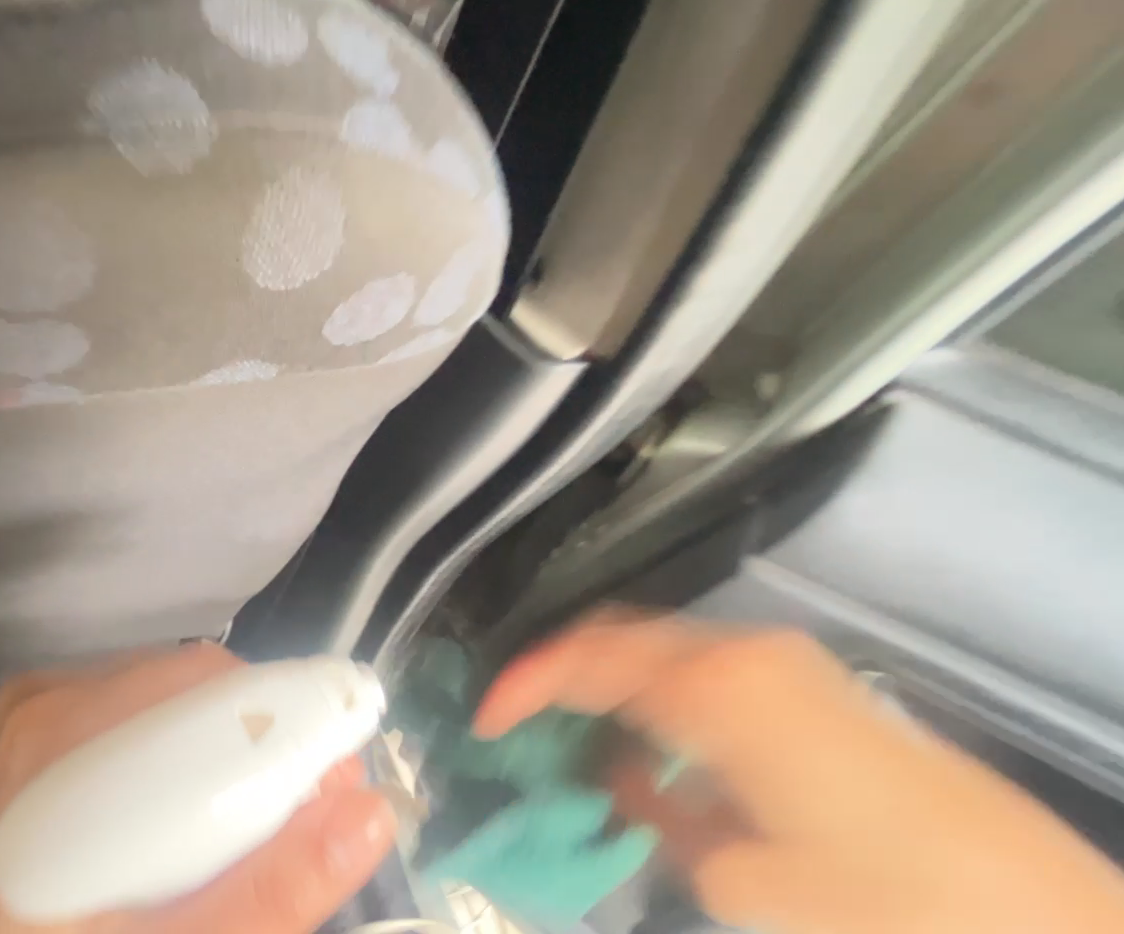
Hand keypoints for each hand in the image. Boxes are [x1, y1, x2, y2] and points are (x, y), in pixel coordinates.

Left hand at [0, 643, 397, 933]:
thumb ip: (267, 893)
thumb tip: (370, 811)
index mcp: (58, 730)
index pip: (203, 682)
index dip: (285, 721)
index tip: (336, 781)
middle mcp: (45, 700)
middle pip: (188, 687)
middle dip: (261, 743)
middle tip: (308, 815)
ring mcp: (36, 712)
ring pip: (168, 699)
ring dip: (226, 750)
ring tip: (259, 823)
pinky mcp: (37, 732)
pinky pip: (137, 717)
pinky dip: (183, 755)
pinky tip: (197, 814)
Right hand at [475, 609, 1123, 933]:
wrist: (1056, 925)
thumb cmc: (880, 902)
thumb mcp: (741, 876)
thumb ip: (655, 811)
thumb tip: (616, 777)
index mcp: (712, 686)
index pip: (583, 660)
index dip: (523, 686)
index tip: (484, 724)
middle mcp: (741, 652)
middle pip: (616, 635)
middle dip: (558, 672)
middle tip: (520, 720)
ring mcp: (784, 661)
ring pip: (658, 645)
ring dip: (607, 679)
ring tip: (574, 730)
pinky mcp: (815, 684)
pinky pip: (702, 665)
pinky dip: (656, 688)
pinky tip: (651, 738)